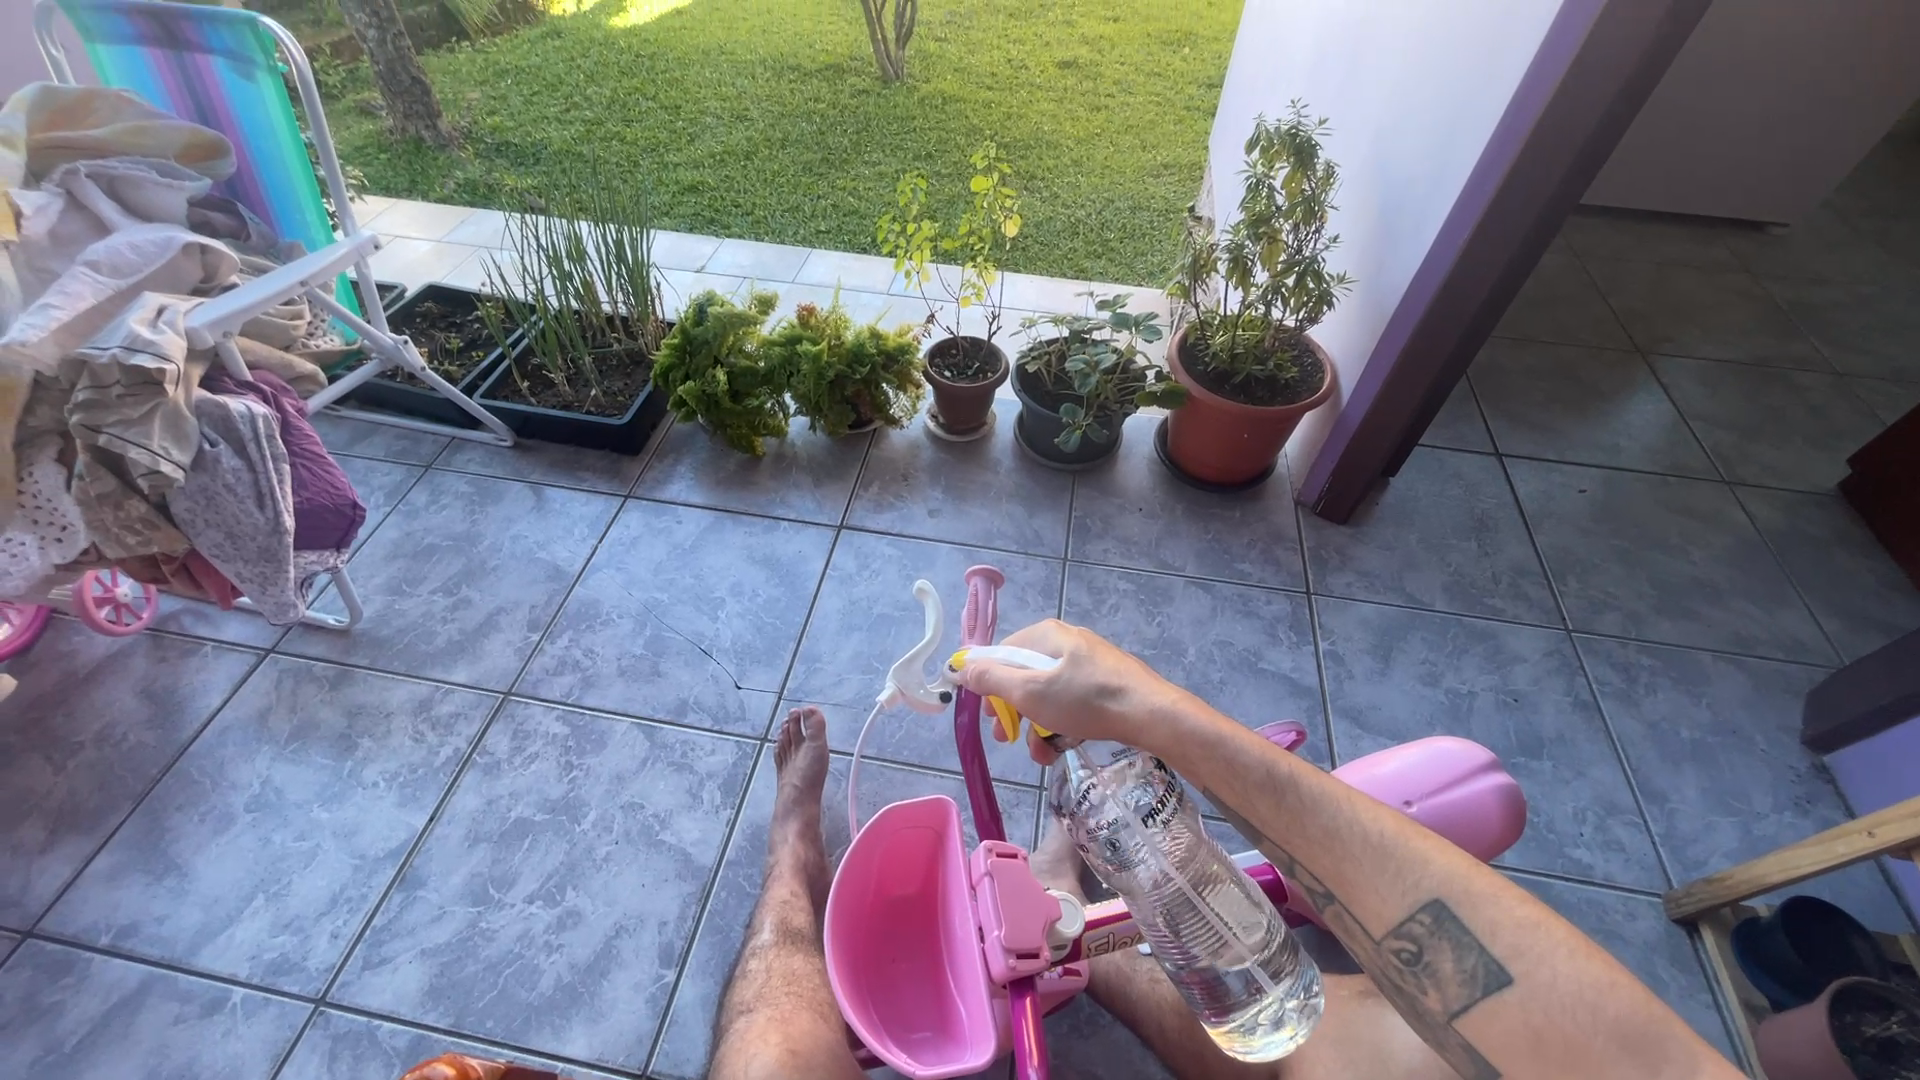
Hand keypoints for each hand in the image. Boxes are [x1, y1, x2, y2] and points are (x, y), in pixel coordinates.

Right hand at [952, 619, 1184, 763]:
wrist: (1151, 715)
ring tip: (1043, 754)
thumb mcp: (1030, 692)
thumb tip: (961, 666)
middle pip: (1025, 676)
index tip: (988, 716)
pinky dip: (1062, 725)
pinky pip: (1071, 703)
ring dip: (1038, 727)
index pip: (1002, 653)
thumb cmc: (1085, 699)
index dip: (989, 685)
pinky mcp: (1105, 684)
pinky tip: (1063, 747)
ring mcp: (1088, 664)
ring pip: (1048, 695)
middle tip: (1009, 738)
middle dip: (1014, 712)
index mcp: (1046, 634)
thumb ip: (992, 680)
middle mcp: (1066, 643)